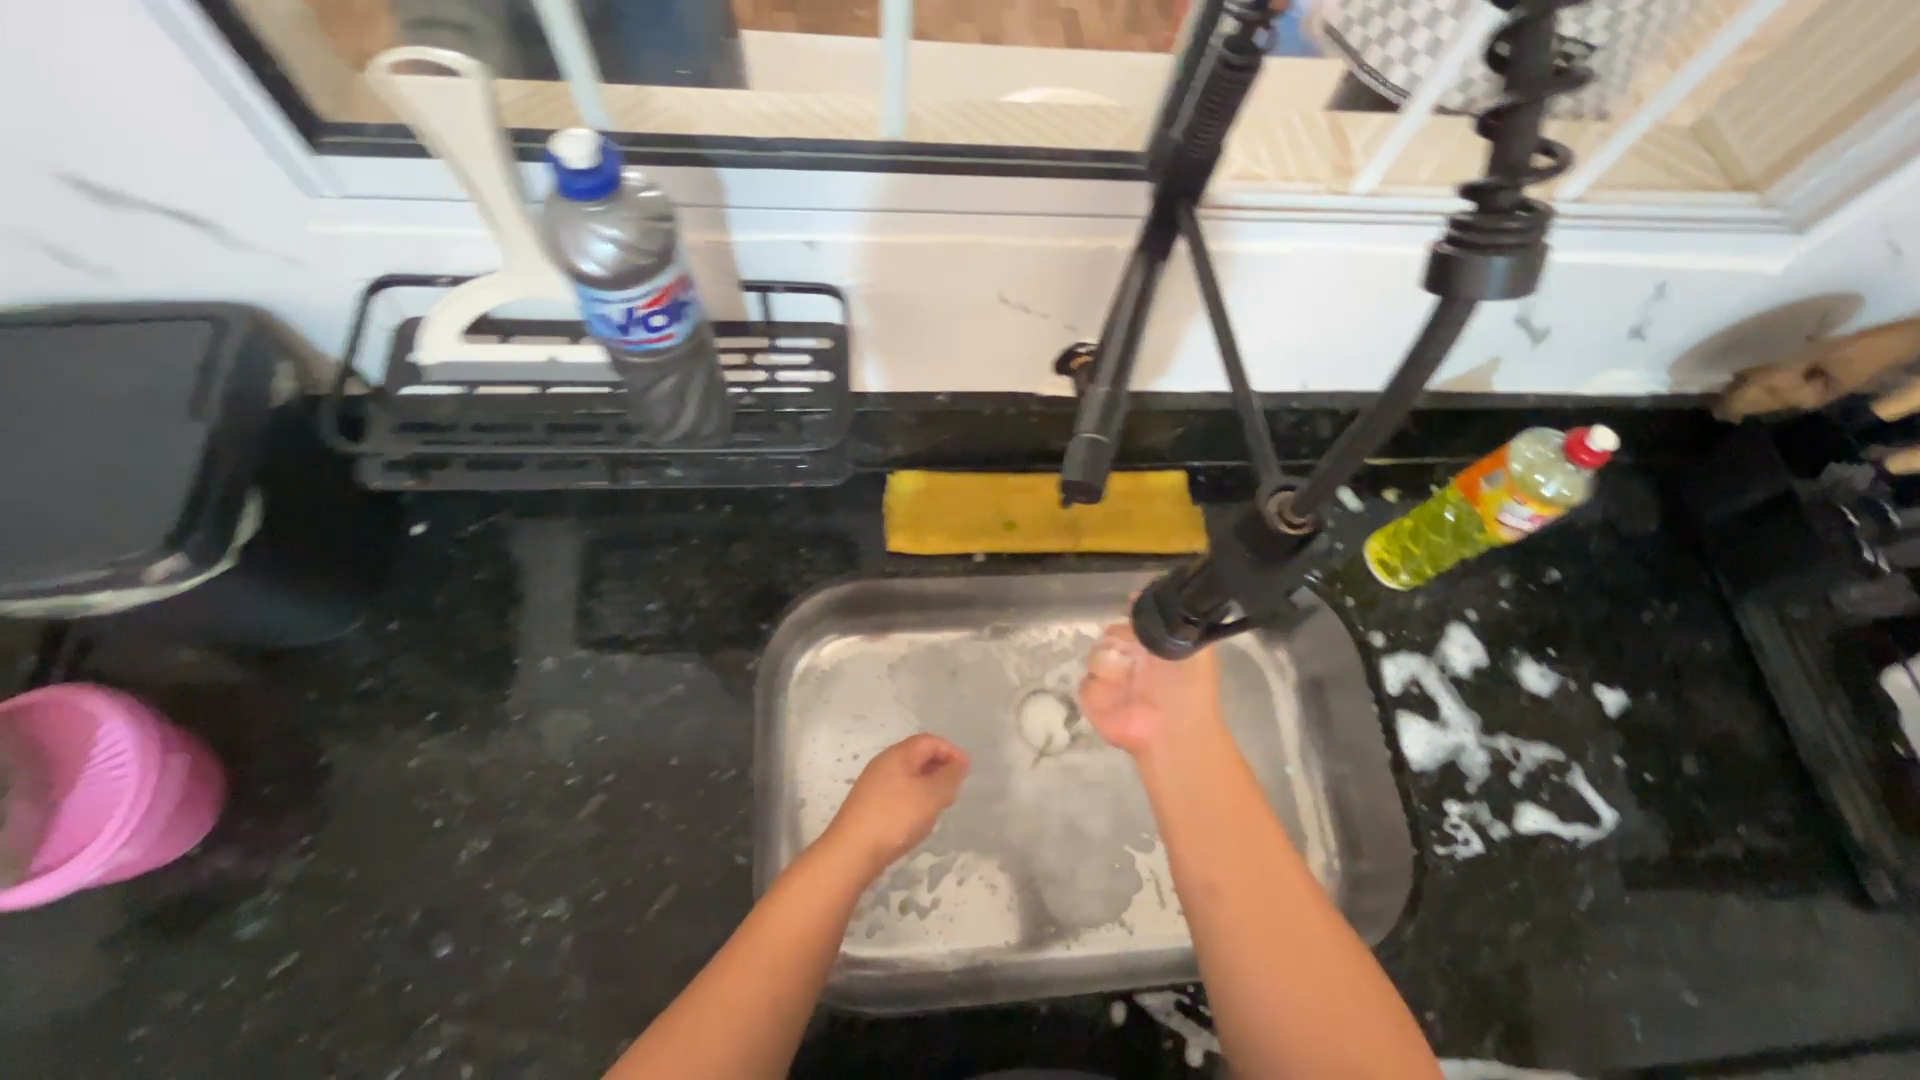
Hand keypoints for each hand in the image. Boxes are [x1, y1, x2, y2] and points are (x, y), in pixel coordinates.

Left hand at [817, 734, 969, 875]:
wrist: (852, 851)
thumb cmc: (896, 817)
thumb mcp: (932, 795)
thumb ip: (949, 777)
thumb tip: (958, 764)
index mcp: (898, 754)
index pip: (930, 741)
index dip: (951, 751)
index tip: (967, 770)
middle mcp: (883, 763)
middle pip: (918, 756)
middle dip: (940, 768)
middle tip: (955, 788)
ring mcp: (873, 784)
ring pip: (908, 776)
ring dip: (928, 785)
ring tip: (940, 806)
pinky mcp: (869, 803)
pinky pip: (899, 792)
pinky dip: (915, 798)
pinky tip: (918, 819)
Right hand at [1079, 622, 1223, 757]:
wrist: (1172, 730)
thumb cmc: (1187, 689)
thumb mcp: (1193, 647)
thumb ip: (1173, 619)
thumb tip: (1140, 594)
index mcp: (1150, 649)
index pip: (1130, 623)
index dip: (1132, 621)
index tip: (1136, 625)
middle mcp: (1128, 661)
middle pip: (1109, 634)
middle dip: (1121, 640)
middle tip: (1136, 655)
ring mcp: (1108, 679)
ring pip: (1095, 654)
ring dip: (1112, 664)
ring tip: (1128, 680)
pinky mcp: (1093, 698)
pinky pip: (1086, 681)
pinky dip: (1100, 687)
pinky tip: (1117, 698)